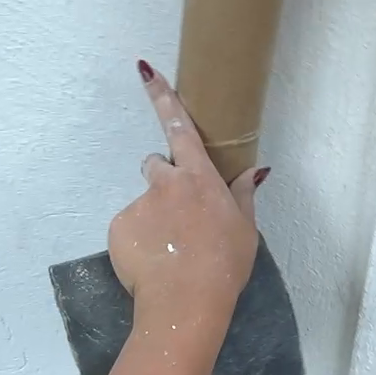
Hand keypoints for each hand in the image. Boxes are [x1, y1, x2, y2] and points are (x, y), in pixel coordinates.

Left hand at [107, 60, 263, 333]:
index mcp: (200, 179)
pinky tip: (154, 262)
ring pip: (145, 202)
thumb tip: (256, 171)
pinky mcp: (119, 227)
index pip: (180, 129)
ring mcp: (139, 205)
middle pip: (156, 166)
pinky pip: (129, 227)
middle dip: (164, 181)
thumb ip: (244, 195)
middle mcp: (166, 183)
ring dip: (154, 217)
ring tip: (170, 251)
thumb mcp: (245, 230)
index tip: (146, 71)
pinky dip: (139, 239)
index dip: (163, 97)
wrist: (186, 303)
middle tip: (178, 217)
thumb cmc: (224, 266)